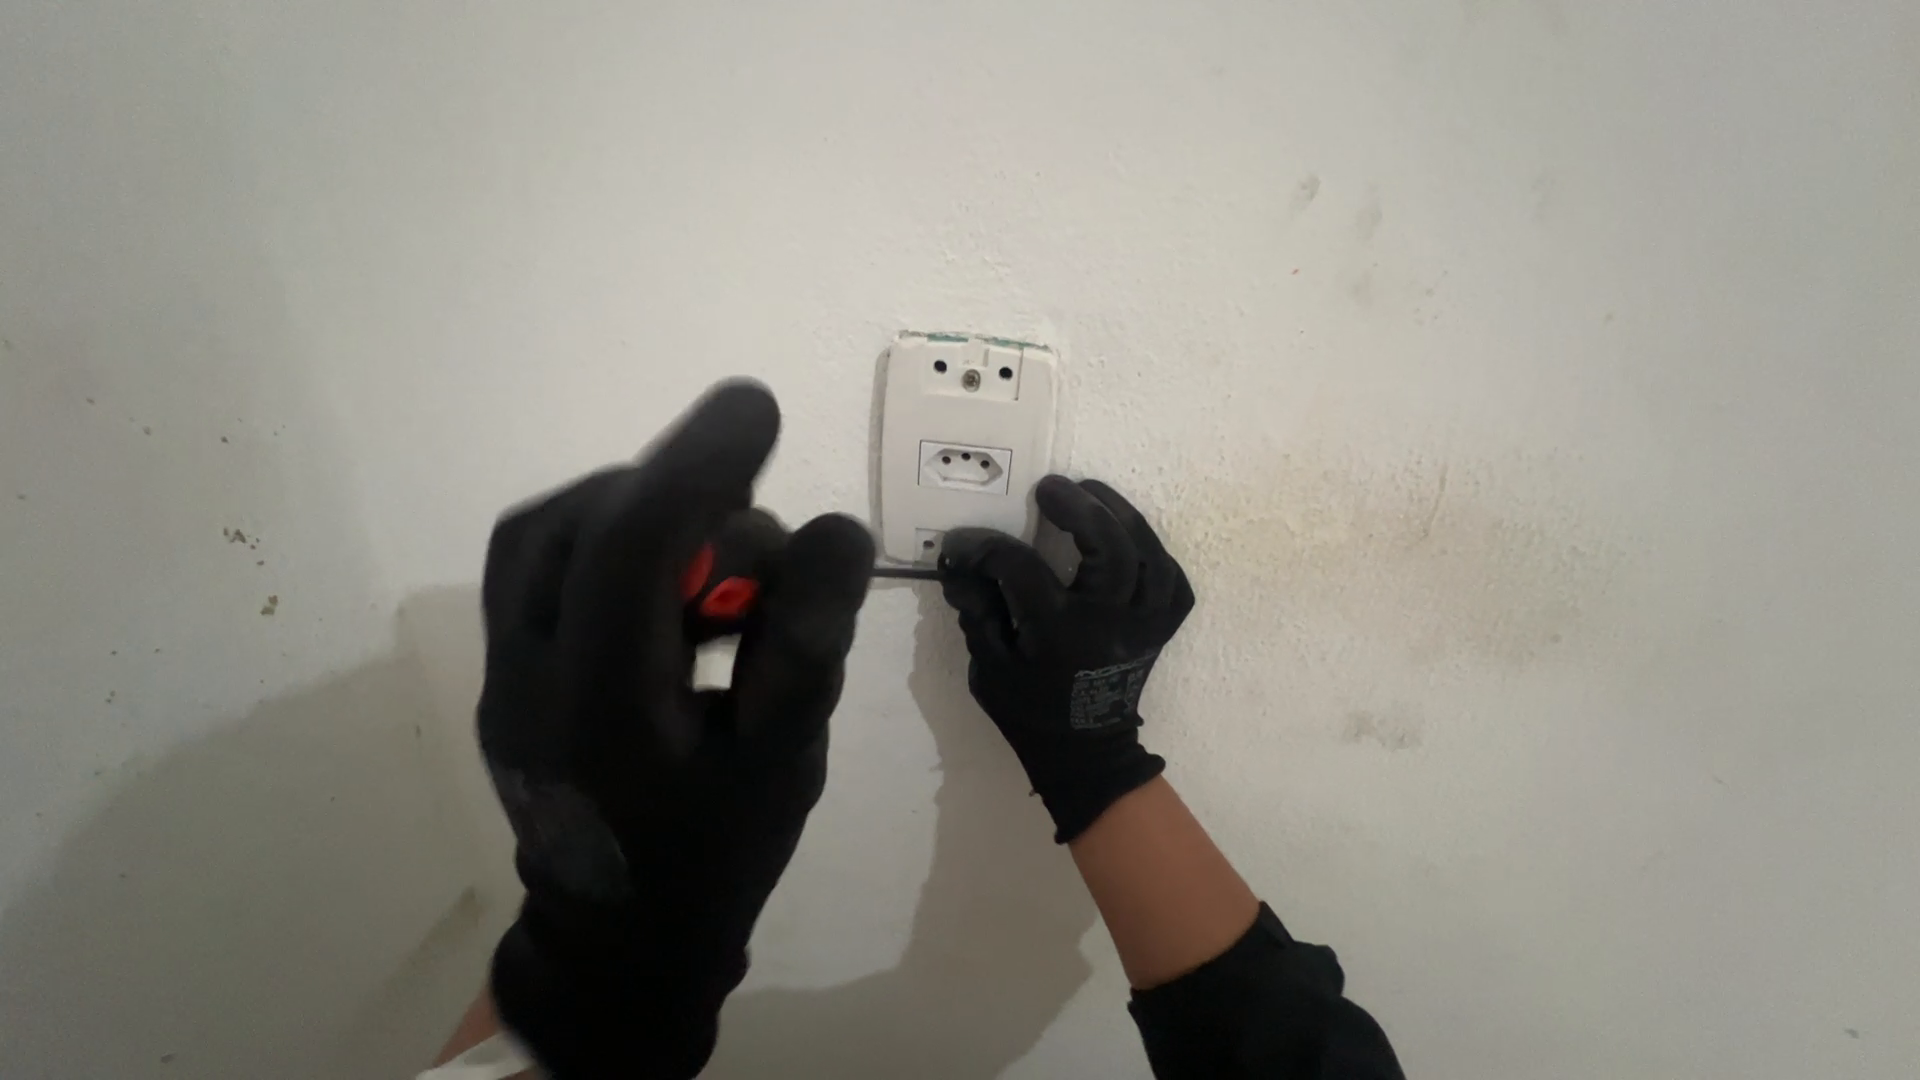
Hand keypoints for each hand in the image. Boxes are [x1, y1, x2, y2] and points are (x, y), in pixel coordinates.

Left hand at [477, 380, 873, 1078]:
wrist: (621, 938)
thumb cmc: (719, 851)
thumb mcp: (789, 757)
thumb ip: (810, 643)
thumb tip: (838, 531)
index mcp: (602, 710)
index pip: (632, 551)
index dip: (695, 465)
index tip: (758, 408)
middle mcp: (528, 676)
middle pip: (577, 528)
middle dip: (677, 489)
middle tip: (752, 493)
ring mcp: (501, 670)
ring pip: (545, 534)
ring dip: (638, 505)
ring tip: (714, 538)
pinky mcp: (506, 667)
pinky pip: (539, 561)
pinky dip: (608, 532)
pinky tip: (667, 565)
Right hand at [939, 475, 1193, 842]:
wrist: (1087, 755)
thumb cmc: (1031, 713)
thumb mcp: (988, 669)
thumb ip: (977, 613)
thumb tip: (959, 565)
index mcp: (1061, 633)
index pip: (1021, 568)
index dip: (985, 547)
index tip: (963, 542)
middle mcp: (1110, 622)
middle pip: (1110, 547)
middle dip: (1078, 507)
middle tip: (1049, 487)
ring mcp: (1144, 625)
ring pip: (1149, 554)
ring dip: (1121, 514)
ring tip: (1092, 492)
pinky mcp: (1162, 630)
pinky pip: (1171, 581)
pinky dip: (1154, 553)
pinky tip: (1130, 538)